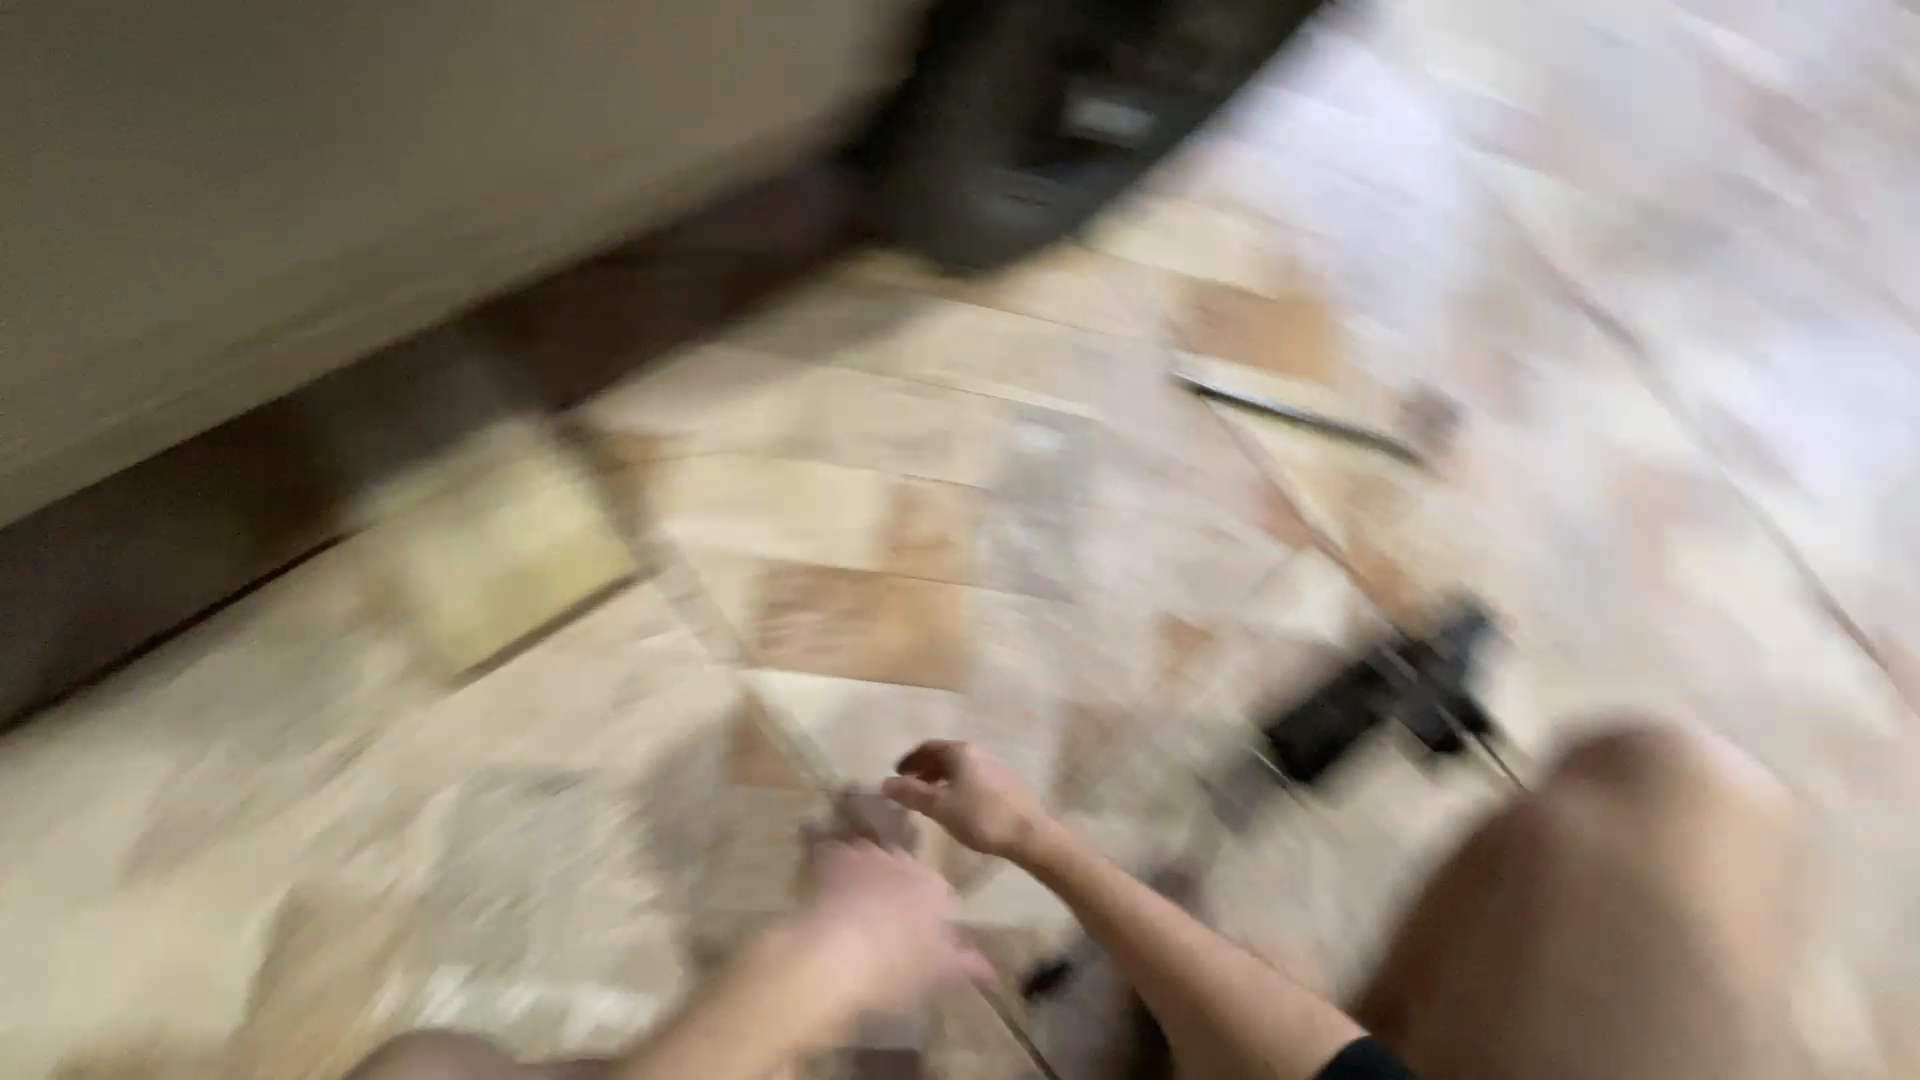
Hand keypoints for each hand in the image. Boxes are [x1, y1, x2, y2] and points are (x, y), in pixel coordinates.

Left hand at [790, 836, 990, 1016]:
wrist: (835, 956)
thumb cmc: (893, 969)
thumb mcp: (936, 973)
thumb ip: (964, 963)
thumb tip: (989, 969)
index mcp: (935, 887)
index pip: (940, 893)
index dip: (929, 913)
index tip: (919, 935)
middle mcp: (905, 861)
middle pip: (905, 869)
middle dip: (897, 886)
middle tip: (885, 919)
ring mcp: (868, 854)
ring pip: (872, 855)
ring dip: (866, 870)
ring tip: (853, 898)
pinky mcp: (833, 856)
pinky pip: (834, 851)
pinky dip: (831, 862)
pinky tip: (822, 881)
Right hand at [882, 741, 1048, 860]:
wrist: (1028, 833)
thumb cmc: (980, 816)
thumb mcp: (940, 806)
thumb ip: (911, 793)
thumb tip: (885, 783)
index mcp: (960, 751)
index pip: (928, 747)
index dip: (909, 760)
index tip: (897, 774)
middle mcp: (977, 751)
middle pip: (943, 755)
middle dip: (924, 769)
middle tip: (909, 787)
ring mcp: (993, 765)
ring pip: (958, 767)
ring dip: (939, 778)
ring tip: (929, 798)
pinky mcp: (1004, 782)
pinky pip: (971, 776)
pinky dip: (955, 784)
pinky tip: (955, 805)